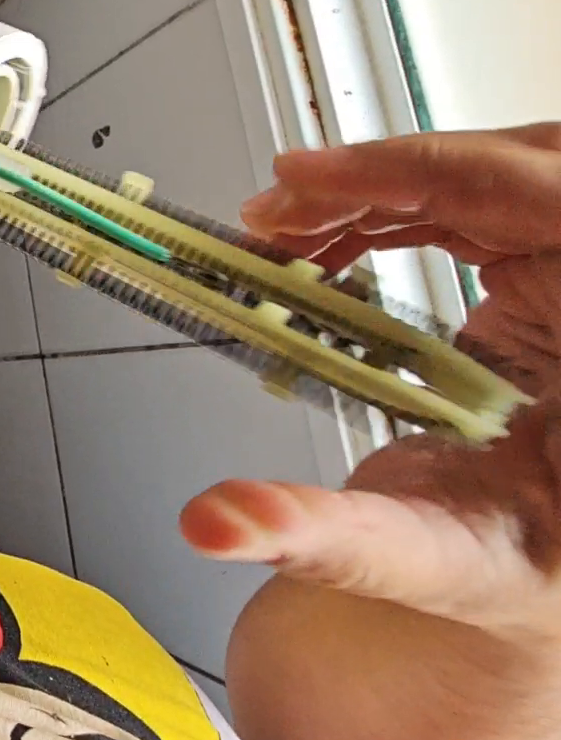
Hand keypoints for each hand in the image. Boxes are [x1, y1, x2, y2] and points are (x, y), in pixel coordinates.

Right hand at [177, 126, 560, 739]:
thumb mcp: (432, 558)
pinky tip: (326, 243)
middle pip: (541, 165)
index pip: (548, 201)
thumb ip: (321, 536)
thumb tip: (213, 520)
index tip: (295, 179)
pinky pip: (479, 203)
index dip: (419, 170)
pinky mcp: (552, 285)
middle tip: (287, 209)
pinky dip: (386, 206)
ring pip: (509, 173)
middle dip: (403, 168)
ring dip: (380, 186)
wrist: (538, 572)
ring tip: (285, 230)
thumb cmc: (523, 574)